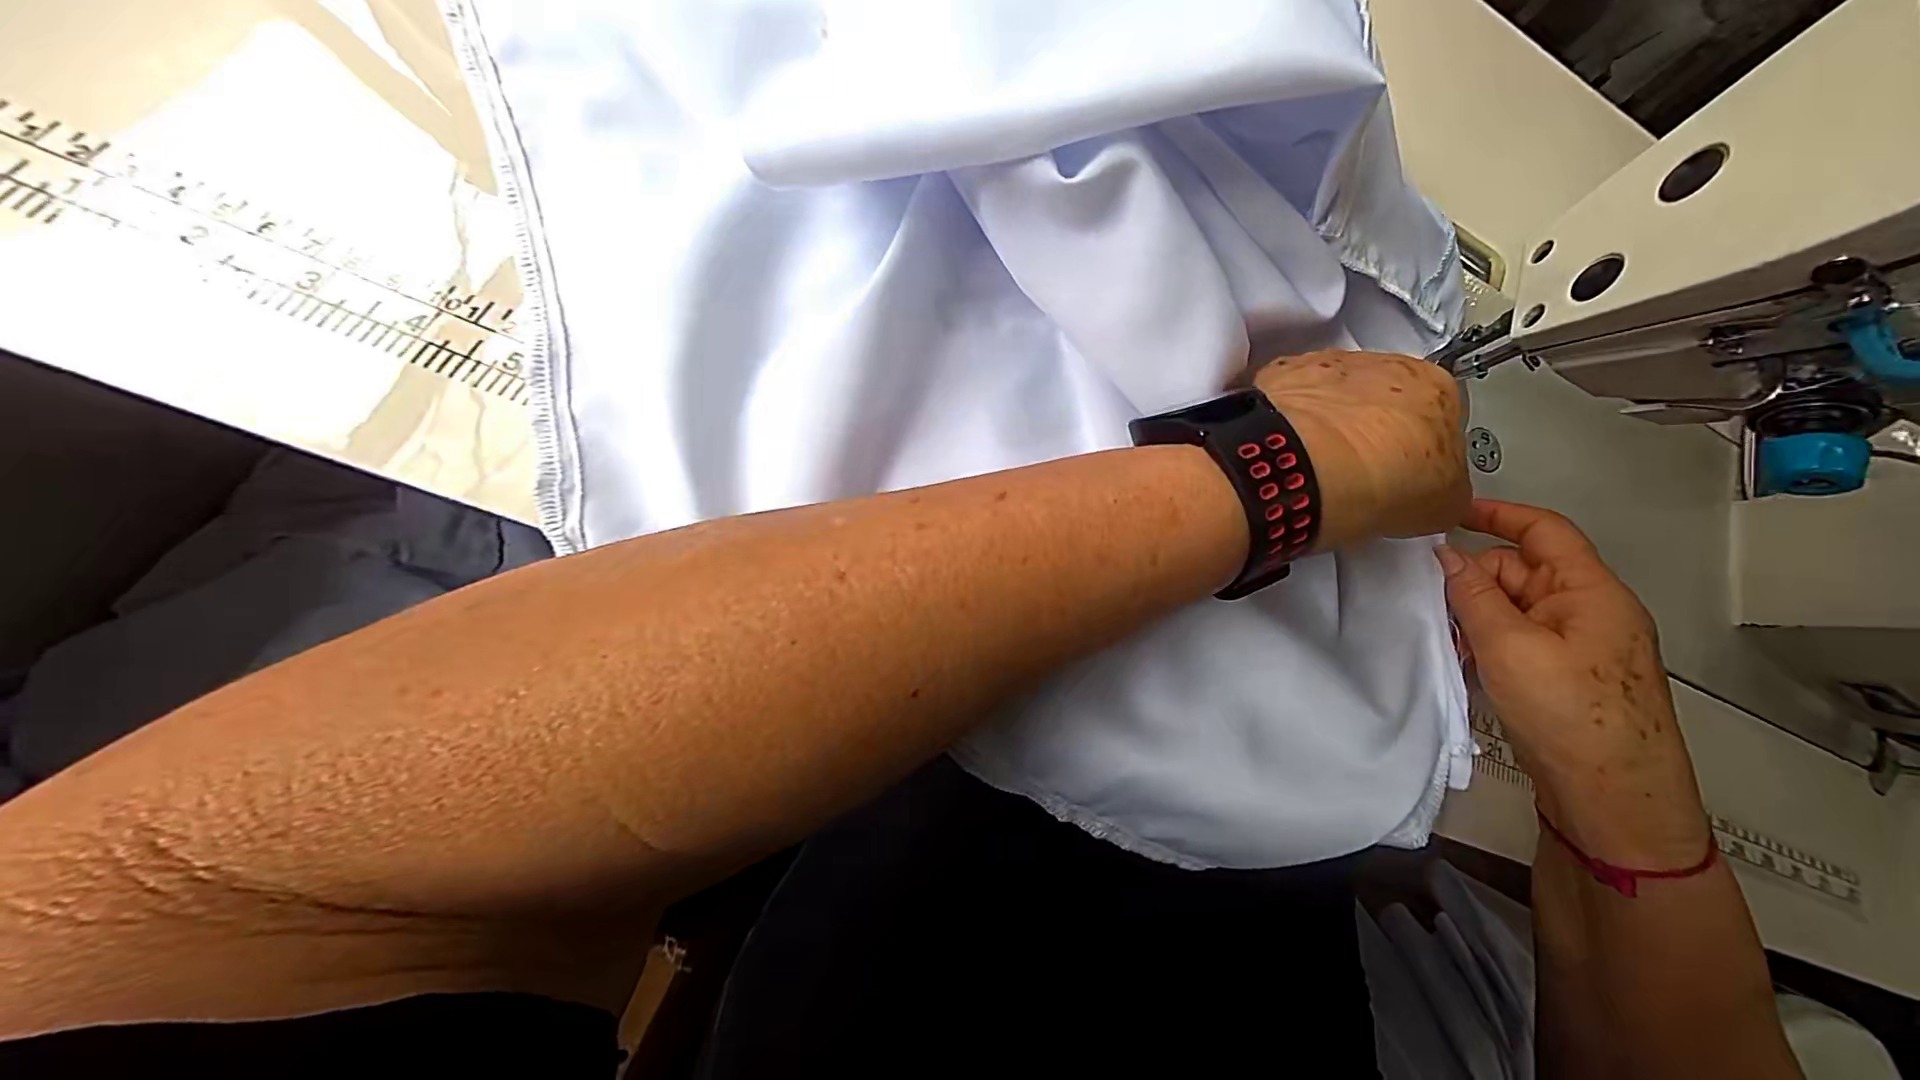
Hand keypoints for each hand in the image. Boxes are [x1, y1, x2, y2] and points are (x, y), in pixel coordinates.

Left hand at [1254, 350, 1469, 551]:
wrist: (1310, 467)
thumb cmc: (1377, 482)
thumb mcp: (1442, 505)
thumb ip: (1448, 492)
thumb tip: (1442, 504)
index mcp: (1438, 389)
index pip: (1438, 417)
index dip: (1418, 451)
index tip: (1401, 475)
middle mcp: (1385, 365)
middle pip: (1383, 399)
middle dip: (1370, 432)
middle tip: (1355, 473)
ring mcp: (1328, 367)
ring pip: (1332, 393)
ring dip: (1325, 422)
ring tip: (1314, 466)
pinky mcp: (1280, 375)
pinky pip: (1286, 395)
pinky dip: (1283, 418)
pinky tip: (1282, 449)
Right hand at [1438, 499, 1710, 866]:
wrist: (1613, 795)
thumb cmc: (1567, 710)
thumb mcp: (1509, 645)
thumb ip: (1473, 594)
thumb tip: (1443, 552)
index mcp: (1589, 592)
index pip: (1543, 531)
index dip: (1496, 513)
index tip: (1443, 511)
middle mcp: (1585, 610)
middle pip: (1518, 571)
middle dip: (1470, 578)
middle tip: (1420, 595)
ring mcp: (1574, 644)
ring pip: (1510, 607)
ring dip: (1472, 614)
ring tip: (1437, 634)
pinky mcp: (1561, 673)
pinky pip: (1513, 638)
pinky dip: (1483, 640)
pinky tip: (1459, 658)